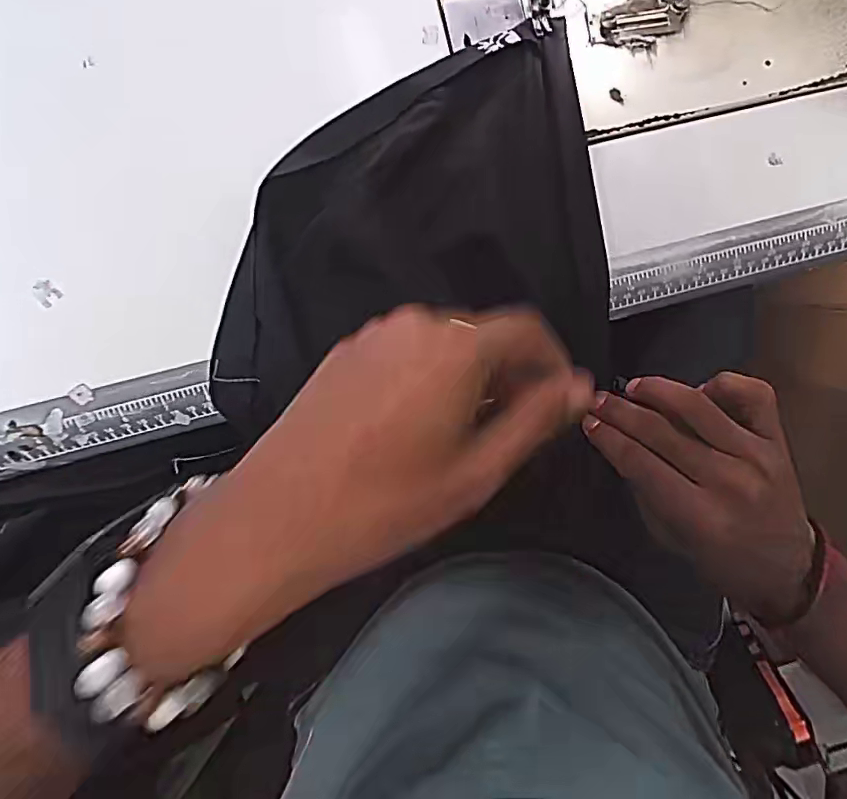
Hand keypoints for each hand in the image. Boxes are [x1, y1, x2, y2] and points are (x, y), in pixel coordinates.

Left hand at [123, 306, 591, 676]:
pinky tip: (422, 428)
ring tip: (467, 435)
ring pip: (447, 344)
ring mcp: (375, 337)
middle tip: (518, 423)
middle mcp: (413, 328)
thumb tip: (572, 390)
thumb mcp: (476, 471)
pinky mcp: (350, 352)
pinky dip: (431, 377)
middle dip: (511, 373)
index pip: (528, 329)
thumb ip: (535, 420)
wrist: (275, 518)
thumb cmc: (370, 505)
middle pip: (485, 334)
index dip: (552, 361)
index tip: (557, 391)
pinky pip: (408, 352)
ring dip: (470, 377)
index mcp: (453, 348)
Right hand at [583, 372, 816, 624]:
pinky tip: (698, 390)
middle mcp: (730, 482)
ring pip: (696, 405)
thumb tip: (618, 443)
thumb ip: (645, 491)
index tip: (590, 422)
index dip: (608, 437)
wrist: (789, 571)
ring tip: (635, 387)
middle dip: (621, 411)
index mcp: (702, 518)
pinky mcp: (777, 441)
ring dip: (657, 390)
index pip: (641, 462)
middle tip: (600, 400)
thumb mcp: (672, 540)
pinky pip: (749, 394)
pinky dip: (720, 383)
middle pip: (661, 430)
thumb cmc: (725, 561)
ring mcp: (757, 457)